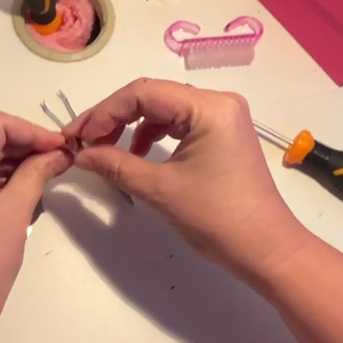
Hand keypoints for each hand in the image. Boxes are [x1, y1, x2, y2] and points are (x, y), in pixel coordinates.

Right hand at [66, 79, 309, 279]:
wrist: (265, 250)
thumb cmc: (217, 218)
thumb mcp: (160, 189)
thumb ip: (115, 165)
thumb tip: (79, 155)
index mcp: (209, 108)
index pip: (143, 93)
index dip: (104, 112)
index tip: (77, 136)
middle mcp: (218, 102)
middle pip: (152, 96)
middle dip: (113, 117)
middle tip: (82, 140)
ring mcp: (222, 118)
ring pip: (163, 109)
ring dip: (130, 125)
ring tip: (103, 148)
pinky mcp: (221, 135)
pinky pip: (177, 123)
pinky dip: (151, 134)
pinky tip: (135, 153)